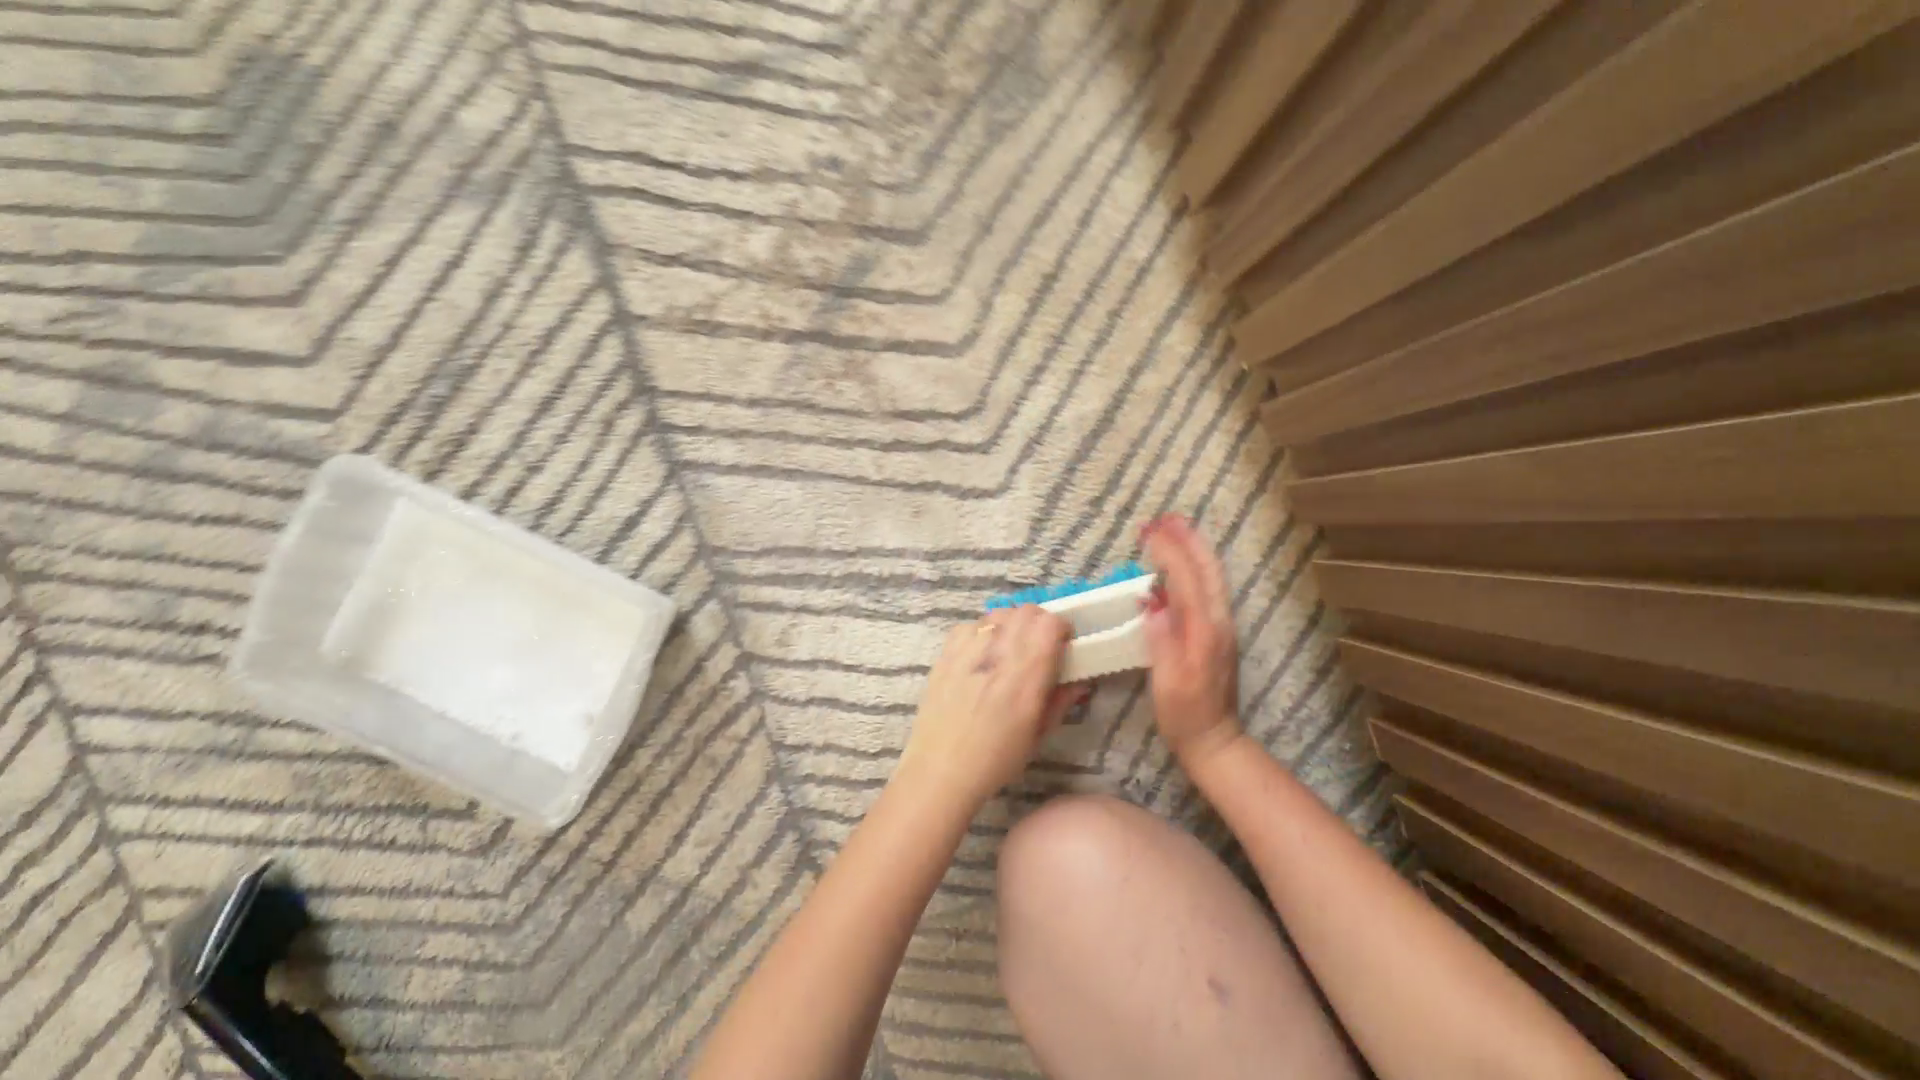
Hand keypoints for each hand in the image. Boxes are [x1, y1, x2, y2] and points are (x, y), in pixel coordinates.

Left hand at [899, 607, 1086, 808]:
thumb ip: (1060, 702)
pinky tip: (982, 652)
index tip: (1063, 644)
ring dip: (1012, 623)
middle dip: (1039, 622)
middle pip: (1026, 611)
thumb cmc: (995, 760)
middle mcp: (997, 656)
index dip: (1061, 628)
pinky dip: (982, 630)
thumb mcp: (1038, 736)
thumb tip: (1079, 681)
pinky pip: (969, 625)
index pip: (1049, 624)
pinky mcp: (945, 654)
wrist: (940, 771)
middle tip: (1040, 644)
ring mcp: (967, 652)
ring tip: (1011, 647)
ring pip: (998, 613)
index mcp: (1026, 677)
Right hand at [1141, 515, 1242, 766]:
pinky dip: (1195, 569)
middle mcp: (1218, 621)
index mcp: (1205, 630)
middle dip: (1186, 540)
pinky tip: (1180, 566)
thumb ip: (1163, 641)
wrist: (1216, 741)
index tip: (1149, 531)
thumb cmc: (1186, 715)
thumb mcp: (1169, 682)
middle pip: (1207, 570)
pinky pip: (1207, 589)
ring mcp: (1221, 627)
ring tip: (1173, 529)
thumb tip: (1152, 604)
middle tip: (1163, 518)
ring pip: (1211, 577)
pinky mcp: (1216, 634)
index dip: (1170, 551)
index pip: (1187, 579)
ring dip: (1193, 549)